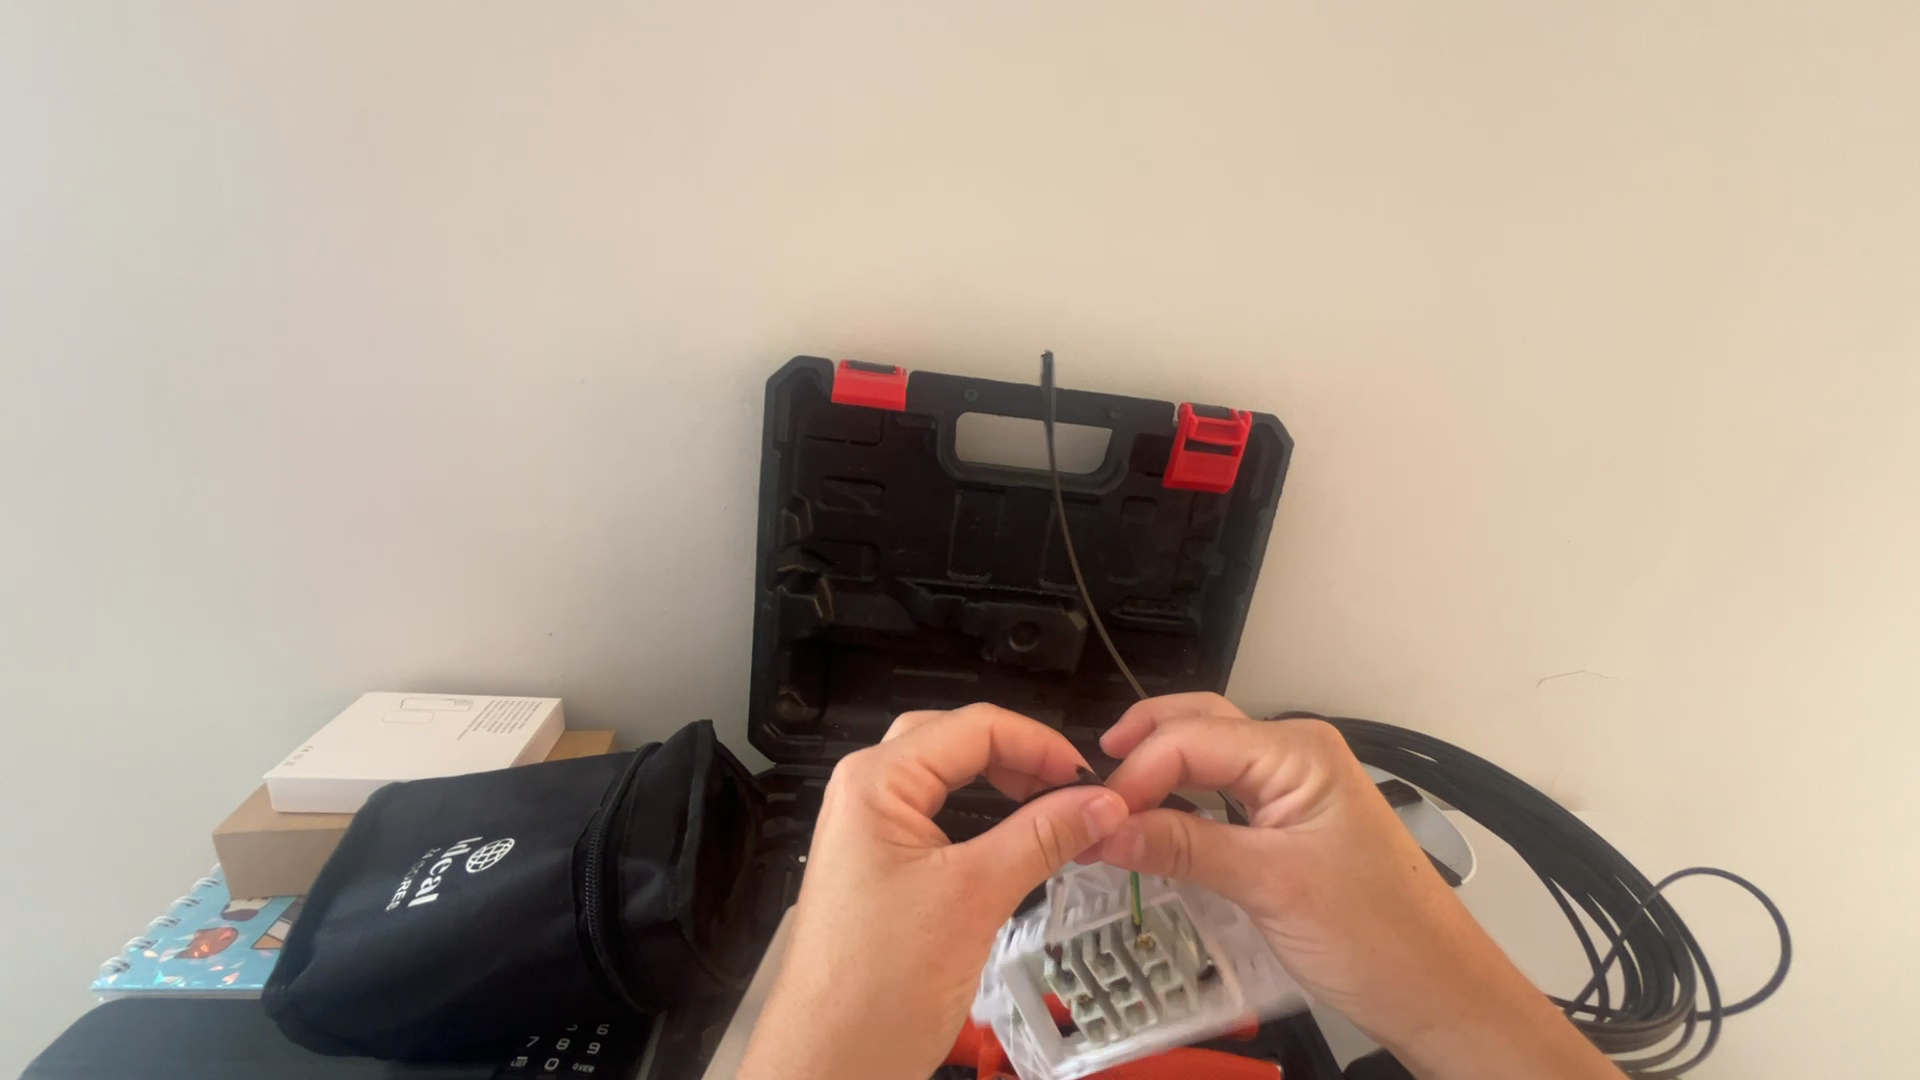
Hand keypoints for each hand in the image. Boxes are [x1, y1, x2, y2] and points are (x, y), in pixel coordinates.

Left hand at [737, 704, 1130, 1079]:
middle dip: (1019, 756)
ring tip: (1049, 807)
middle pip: (956, 739)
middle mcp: (865, 787)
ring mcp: (867, 823)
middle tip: (1070, 791)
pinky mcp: (877, 858)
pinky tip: (1010, 832)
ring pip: (946, 773)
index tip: (1088, 780)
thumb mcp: (973, 898)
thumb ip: (1041, 838)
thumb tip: (1102, 803)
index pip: (973, 727)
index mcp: (876, 779)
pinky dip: (980, 811)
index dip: (1038, 744)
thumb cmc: (880, 987)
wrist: (827, 1070)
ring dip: (1000, 781)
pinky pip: (936, 810)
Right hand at [1088, 694, 1621, 1079]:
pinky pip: (1221, 783)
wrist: (1448, 1002)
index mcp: (1295, 750)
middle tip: (1092, 786)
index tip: (1096, 821)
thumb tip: (1100, 830)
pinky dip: (1182, 792)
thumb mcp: (1268, 887)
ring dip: (1158, 765)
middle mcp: (1292, 749)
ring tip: (1114, 797)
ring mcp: (1293, 778)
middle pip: (1196, 722)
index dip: (1136, 775)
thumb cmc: (1375, 940)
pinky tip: (1157, 813)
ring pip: (1206, 748)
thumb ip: (1180, 847)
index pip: (1190, 740)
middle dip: (1140, 745)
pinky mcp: (1289, 810)